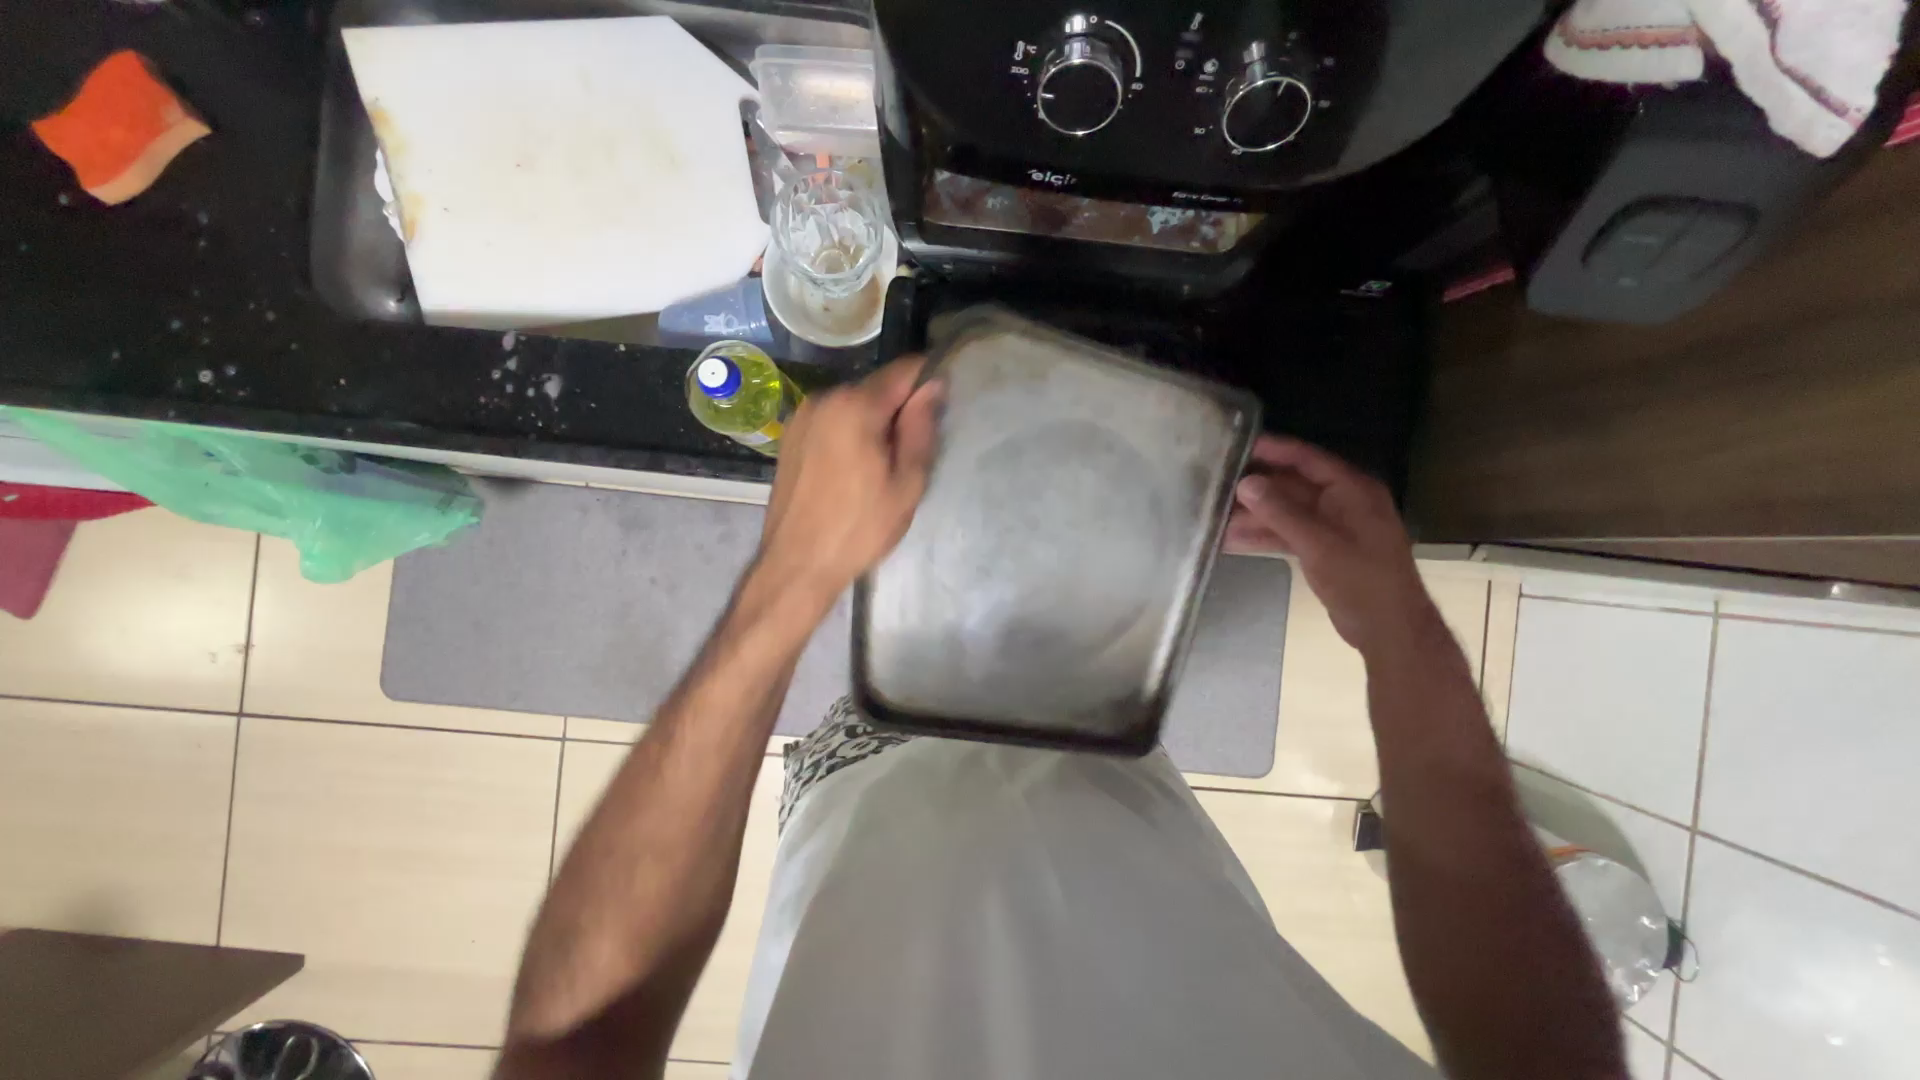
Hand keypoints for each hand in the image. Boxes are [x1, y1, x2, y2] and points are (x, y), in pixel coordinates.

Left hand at [753, 357, 941, 607]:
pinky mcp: (790, 436)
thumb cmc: (859, 528)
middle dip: (899, 410)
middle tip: (910, 455)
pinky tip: (852, 472)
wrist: (797, 564)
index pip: (904, 370)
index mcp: (855, 406)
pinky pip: (832, 421)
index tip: (940, 411)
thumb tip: (933, 386)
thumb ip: (921, 428)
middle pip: (877, 387)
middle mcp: (824, 399)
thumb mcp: (906, 483)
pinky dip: (849, 434)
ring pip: (853, 404)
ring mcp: (802, 416)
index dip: (928, 382)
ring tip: (880, 469)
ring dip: (873, 424)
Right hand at [1225, 435, 1437, 654]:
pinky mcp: (1325, 550)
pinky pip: (1290, 534)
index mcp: (1352, 490)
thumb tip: (1245, 483)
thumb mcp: (1318, 544)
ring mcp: (1334, 527)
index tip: (1238, 446)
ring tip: (1216, 518)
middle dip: (1257, 489)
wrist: (1390, 629)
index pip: (1307, 459)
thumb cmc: (1362, 581)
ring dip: (1256, 517)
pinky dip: (1265, 537)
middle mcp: (1343, 502)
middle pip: (1293, 486)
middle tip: (1217, 486)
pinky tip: (1234, 541)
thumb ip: (1280, 512)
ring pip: (1288, 513)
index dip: (1273, 451)